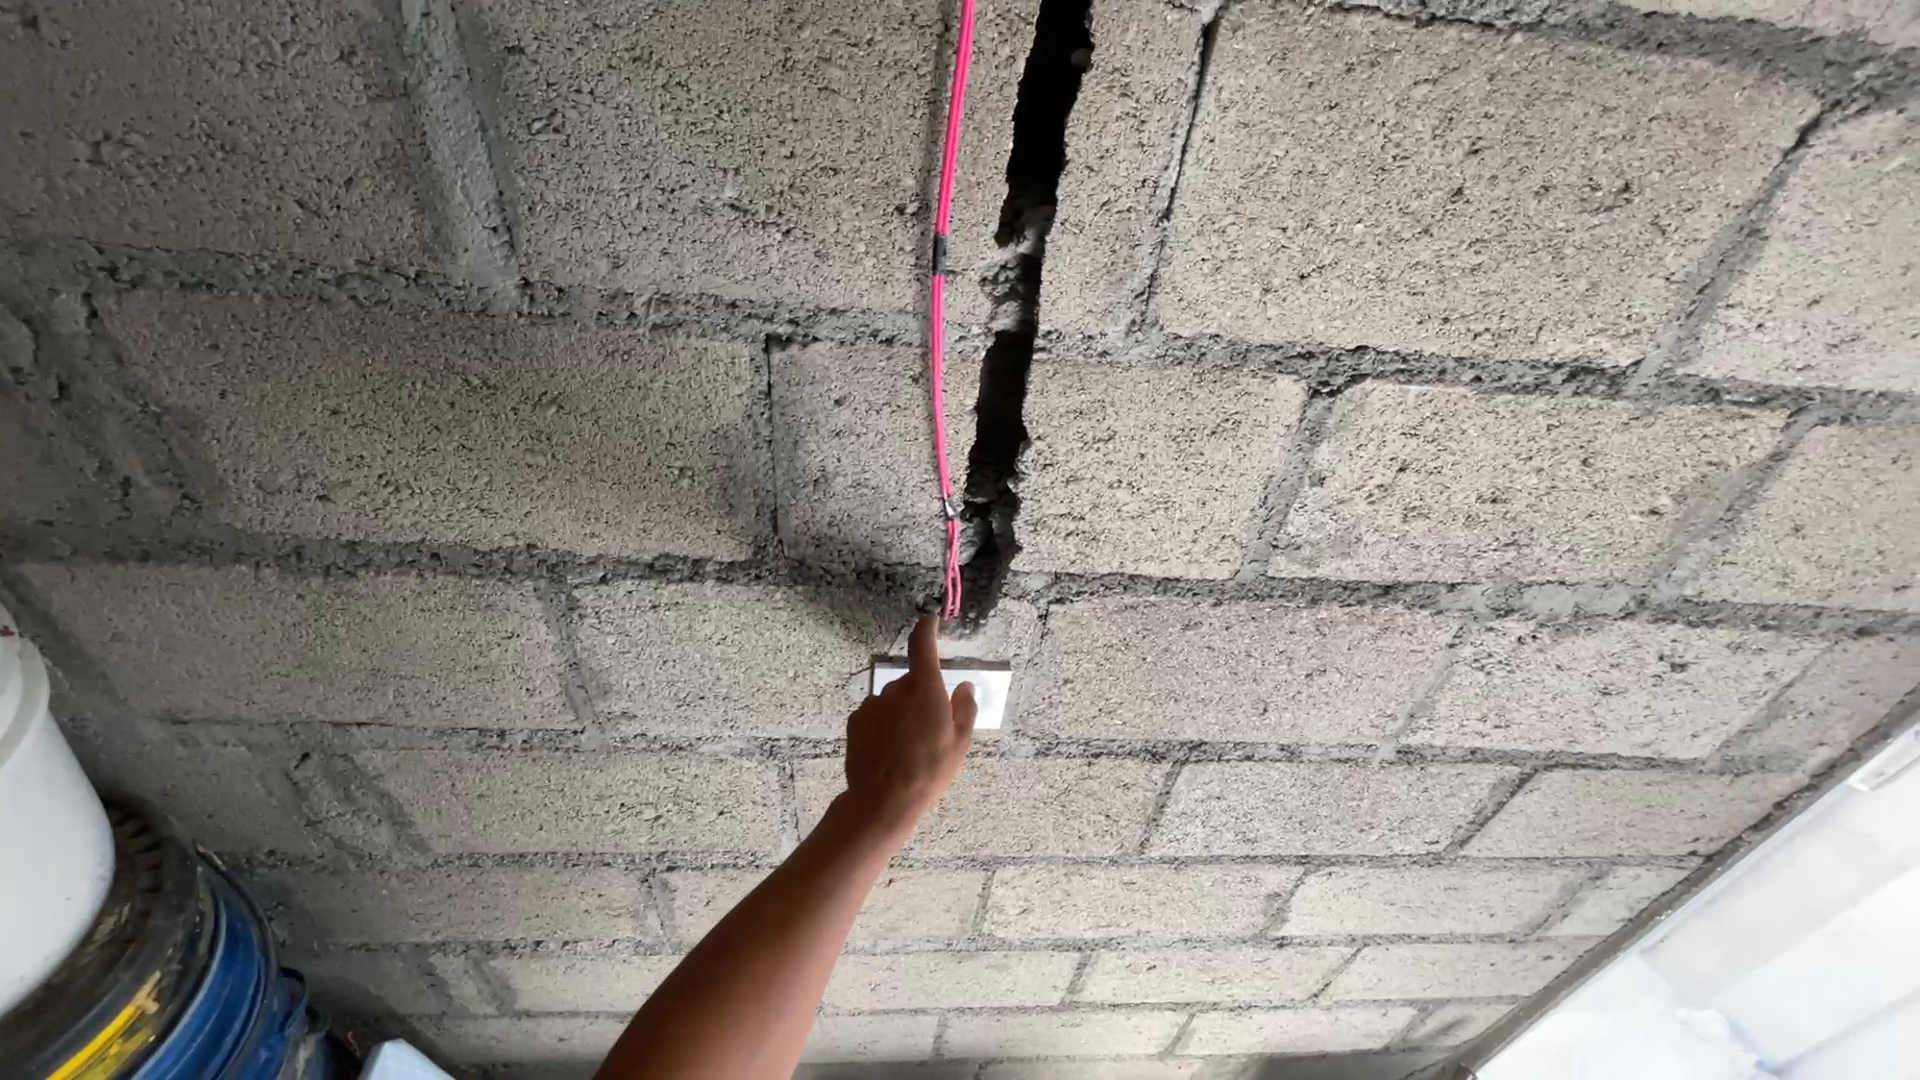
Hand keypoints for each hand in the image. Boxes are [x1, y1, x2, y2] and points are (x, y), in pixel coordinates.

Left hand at [841, 616, 976, 835]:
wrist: (884, 800)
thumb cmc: (929, 769)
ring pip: (892, 701)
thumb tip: (964, 686)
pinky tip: (888, 752)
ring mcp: (872, 703)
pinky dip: (882, 727)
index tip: (930, 621)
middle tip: (929, 731)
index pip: (922, 644)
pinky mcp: (855, 720)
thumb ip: (964, 708)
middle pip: (911, 682)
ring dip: (900, 715)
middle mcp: (895, 688)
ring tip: (907, 749)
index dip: (926, 629)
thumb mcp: (960, 743)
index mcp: (924, 687)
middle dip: (920, 698)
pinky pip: (874, 716)